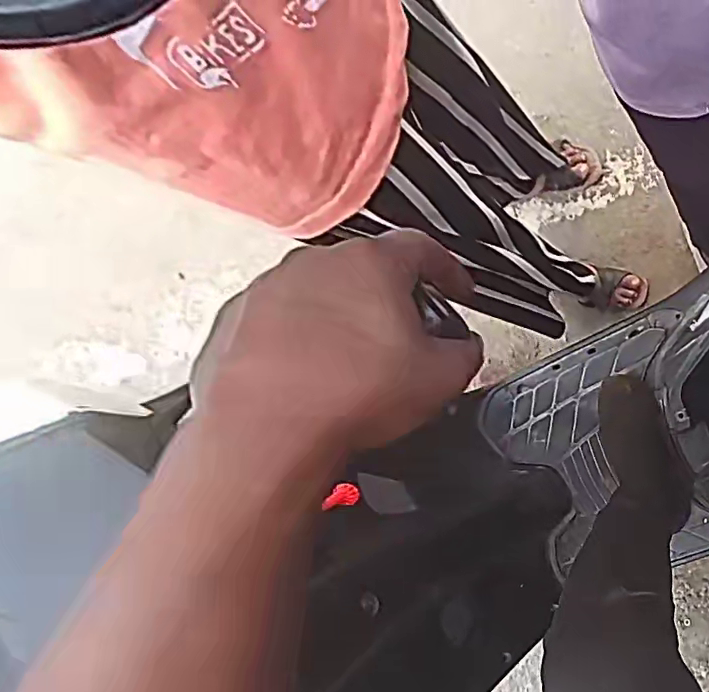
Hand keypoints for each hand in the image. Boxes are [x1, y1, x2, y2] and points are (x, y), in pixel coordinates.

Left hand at [188, 231, 482, 463]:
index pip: (424, 248)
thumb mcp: (446, 376)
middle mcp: (317, 264)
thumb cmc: (349, 393)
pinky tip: (334, 378)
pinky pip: (291, 320)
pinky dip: (316, 342)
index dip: (451, 272)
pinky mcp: (241, 317)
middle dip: (401, 302)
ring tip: (374, 369)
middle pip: (373, 270)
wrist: (272, 425)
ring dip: (356, 323)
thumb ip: (466, 350)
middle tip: (419, 339)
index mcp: (372, 266)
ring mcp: (273, 287)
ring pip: (330, 294)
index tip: (458, 290)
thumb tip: (464, 346)